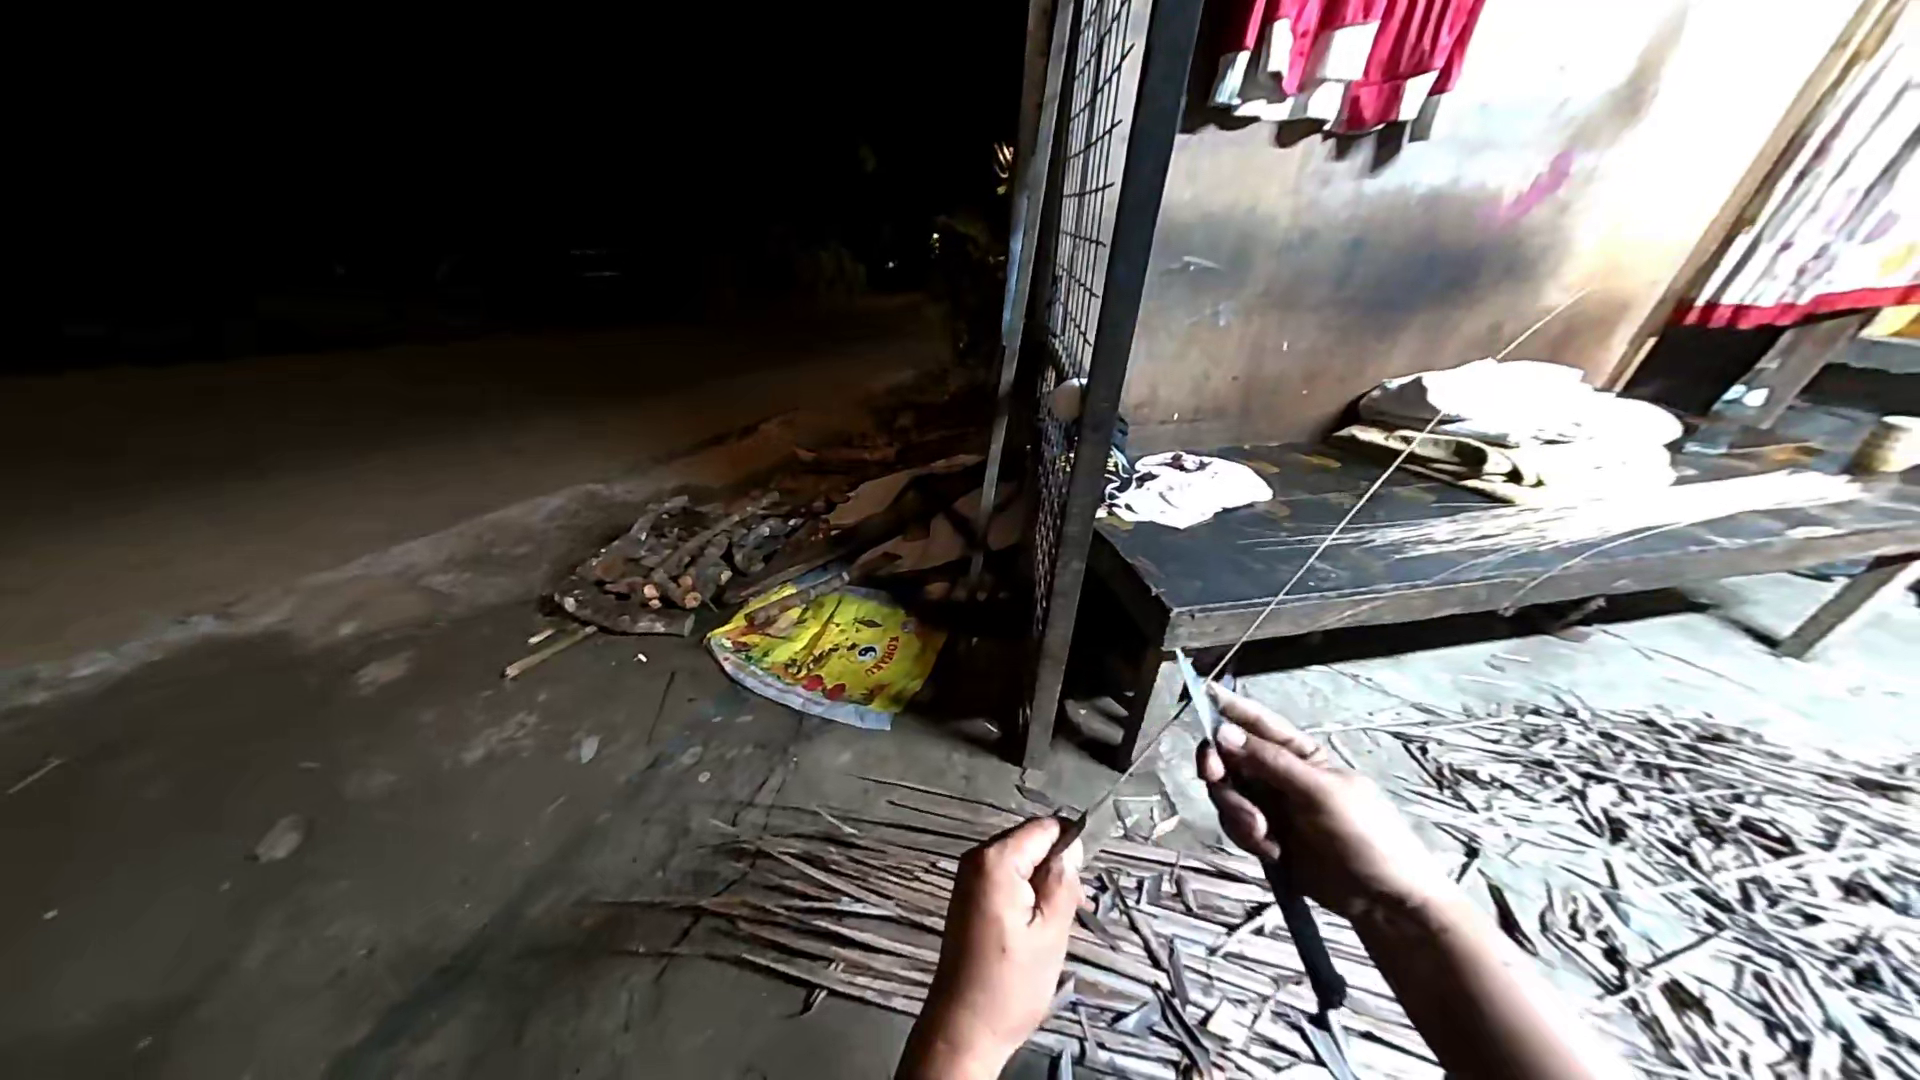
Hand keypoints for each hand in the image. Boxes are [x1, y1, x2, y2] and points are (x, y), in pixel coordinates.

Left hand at [898, 817, 1083, 1079]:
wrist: (964, 1028)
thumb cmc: (1009, 986)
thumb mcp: (1051, 932)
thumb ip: (1063, 882)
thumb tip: (1071, 847)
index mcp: (995, 860)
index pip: (1044, 827)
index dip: (1070, 845)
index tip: (1085, 876)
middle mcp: (976, 858)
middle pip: (1030, 841)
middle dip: (1056, 866)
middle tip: (1075, 905)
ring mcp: (969, 876)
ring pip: (1020, 860)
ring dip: (1043, 882)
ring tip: (1059, 920)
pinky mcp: (968, 895)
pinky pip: (1006, 877)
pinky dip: (1026, 892)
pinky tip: (1037, 924)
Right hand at [1197, 685, 1451, 921]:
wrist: (1386, 903)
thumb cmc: (1367, 836)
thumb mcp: (1320, 793)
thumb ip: (1270, 762)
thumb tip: (1223, 732)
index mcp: (1298, 753)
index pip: (1257, 721)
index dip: (1228, 706)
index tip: (1200, 692)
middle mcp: (1277, 773)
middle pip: (1228, 756)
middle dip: (1218, 767)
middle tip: (1213, 776)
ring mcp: (1269, 805)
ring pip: (1225, 792)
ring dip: (1235, 811)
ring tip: (1263, 834)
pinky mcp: (1263, 835)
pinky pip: (1233, 824)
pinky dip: (1244, 836)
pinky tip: (1272, 850)